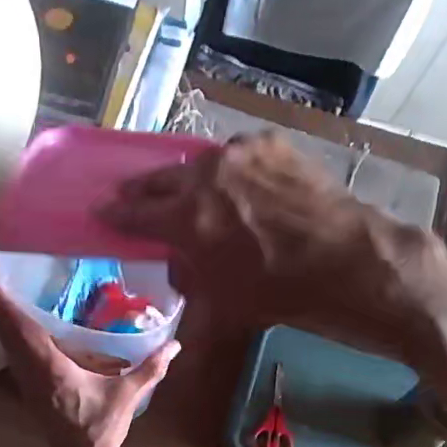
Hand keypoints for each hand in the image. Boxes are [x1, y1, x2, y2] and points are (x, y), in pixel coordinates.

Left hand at [0, 279, 179, 446]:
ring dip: (4, 322)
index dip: (8, 305)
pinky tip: (19, 329)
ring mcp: (26, 384)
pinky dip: (12, 338)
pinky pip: (13, 357)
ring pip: (8, 346)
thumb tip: (175, 345)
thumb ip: (150, 368)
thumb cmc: (101, 427)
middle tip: (1, 277)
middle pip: (8, 334)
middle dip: (1, 306)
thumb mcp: (127, 395)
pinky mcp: (28, 391)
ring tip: (6, 295)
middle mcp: (32, 373)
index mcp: (52, 369)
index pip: (23, 331)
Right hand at [97, 133, 446, 362]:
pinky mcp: (270, 145)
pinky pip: (235, 154)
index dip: (115, 215)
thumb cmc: (278, 292)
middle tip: (129, 196)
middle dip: (141, 191)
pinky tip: (234, 181)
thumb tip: (179, 267)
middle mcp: (205, 177)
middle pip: (159, 179)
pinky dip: (227, 168)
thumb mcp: (223, 302)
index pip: (136, 214)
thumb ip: (190, 282)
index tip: (100, 211)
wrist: (345, 259)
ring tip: (185, 188)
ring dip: (185, 178)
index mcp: (187, 218)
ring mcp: (239, 155)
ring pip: (197, 163)